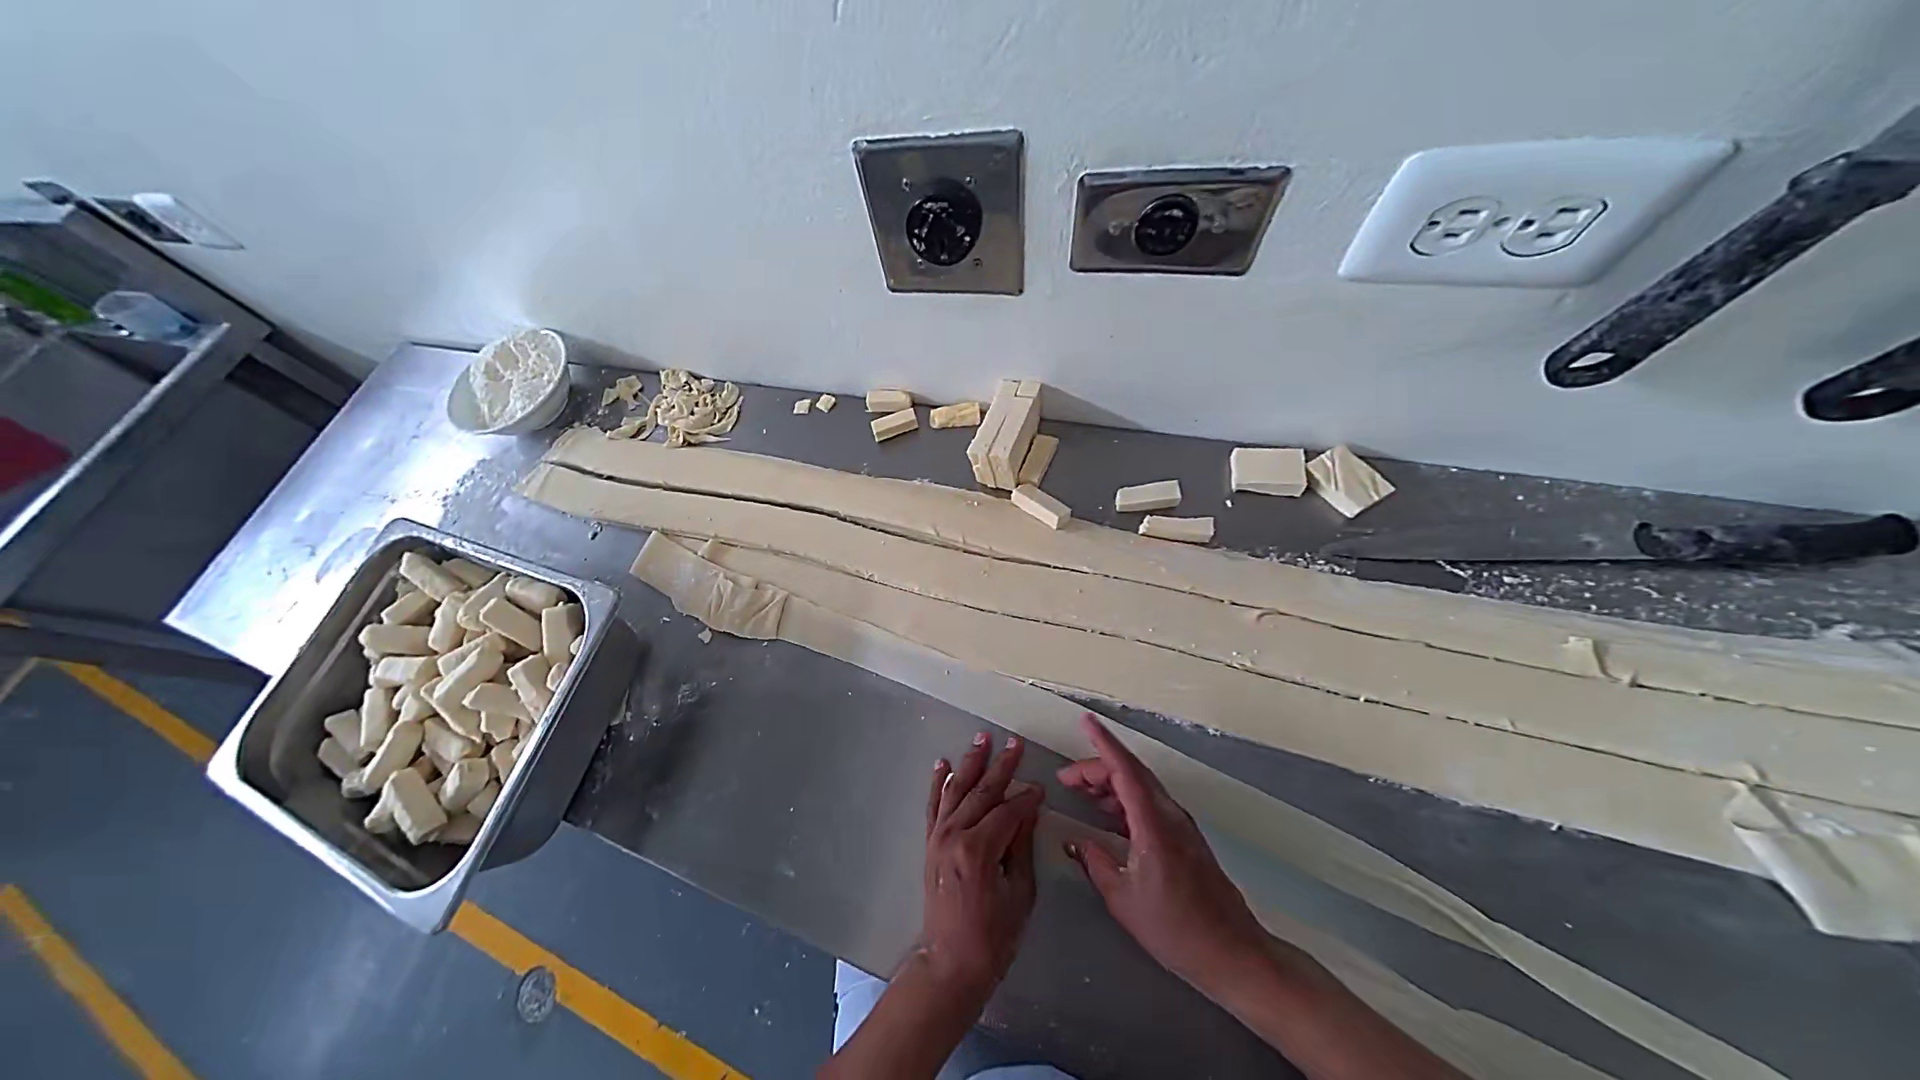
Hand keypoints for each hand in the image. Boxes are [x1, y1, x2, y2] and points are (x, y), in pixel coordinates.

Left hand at [918, 732, 1044, 997]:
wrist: (951, 961)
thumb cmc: (994, 935)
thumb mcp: (1020, 892)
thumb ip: (1022, 846)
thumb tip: (1028, 809)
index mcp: (978, 850)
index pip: (1007, 811)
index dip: (1027, 797)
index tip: (1041, 787)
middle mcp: (954, 836)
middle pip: (981, 792)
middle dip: (1001, 766)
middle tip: (1014, 743)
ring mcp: (938, 838)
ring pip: (956, 790)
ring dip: (971, 763)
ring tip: (982, 739)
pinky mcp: (930, 844)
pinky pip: (934, 806)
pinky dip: (938, 783)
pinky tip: (944, 764)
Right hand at [1058, 714, 1267, 991]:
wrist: (1232, 952)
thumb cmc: (1176, 929)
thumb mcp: (1123, 899)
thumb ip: (1096, 863)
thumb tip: (1076, 843)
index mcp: (1154, 824)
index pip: (1125, 770)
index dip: (1103, 743)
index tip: (1086, 722)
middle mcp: (1170, 815)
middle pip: (1132, 773)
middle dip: (1096, 768)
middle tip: (1066, 779)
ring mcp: (1180, 826)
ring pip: (1141, 788)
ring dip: (1111, 783)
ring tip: (1081, 792)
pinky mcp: (1185, 838)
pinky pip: (1150, 804)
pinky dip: (1125, 800)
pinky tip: (1109, 815)